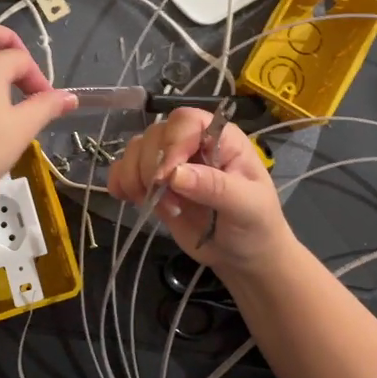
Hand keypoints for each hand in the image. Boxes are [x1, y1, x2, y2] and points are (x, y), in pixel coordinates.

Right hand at [105, 108, 300, 281]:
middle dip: (153, 169)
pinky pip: (124, 170)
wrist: (243, 256)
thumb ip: (214, 187)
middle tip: (172, 203)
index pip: (186, 121)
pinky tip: (129, 200)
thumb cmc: (255, 225)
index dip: (172, 143)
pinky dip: (121, 183)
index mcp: (220, 137)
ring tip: (162, 207)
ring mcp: (169, 163)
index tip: (167, 177)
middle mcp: (191, 143)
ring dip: (137, 178)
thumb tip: (175, 174)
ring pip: (135, 150)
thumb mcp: (247, 206)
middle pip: (155, 135)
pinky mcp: (152, 184)